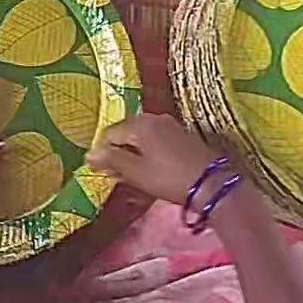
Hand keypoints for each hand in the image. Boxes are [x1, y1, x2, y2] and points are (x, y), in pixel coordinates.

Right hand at [88, 113, 222, 203]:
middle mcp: (153, 118)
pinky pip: (155, 140)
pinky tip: (150, 169)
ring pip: (141, 137)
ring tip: (132, 175)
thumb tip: (90, 154)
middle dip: (117, 153)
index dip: (101, 153)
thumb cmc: (168, 177)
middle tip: (115, 175)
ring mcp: (169, 125)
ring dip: (132, 154)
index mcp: (138, 123)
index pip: (108, 134)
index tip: (102, 172)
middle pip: (125, 133)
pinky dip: (148, 153)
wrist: (212, 184)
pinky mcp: (181, 136)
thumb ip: (111, 160)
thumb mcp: (135, 171)